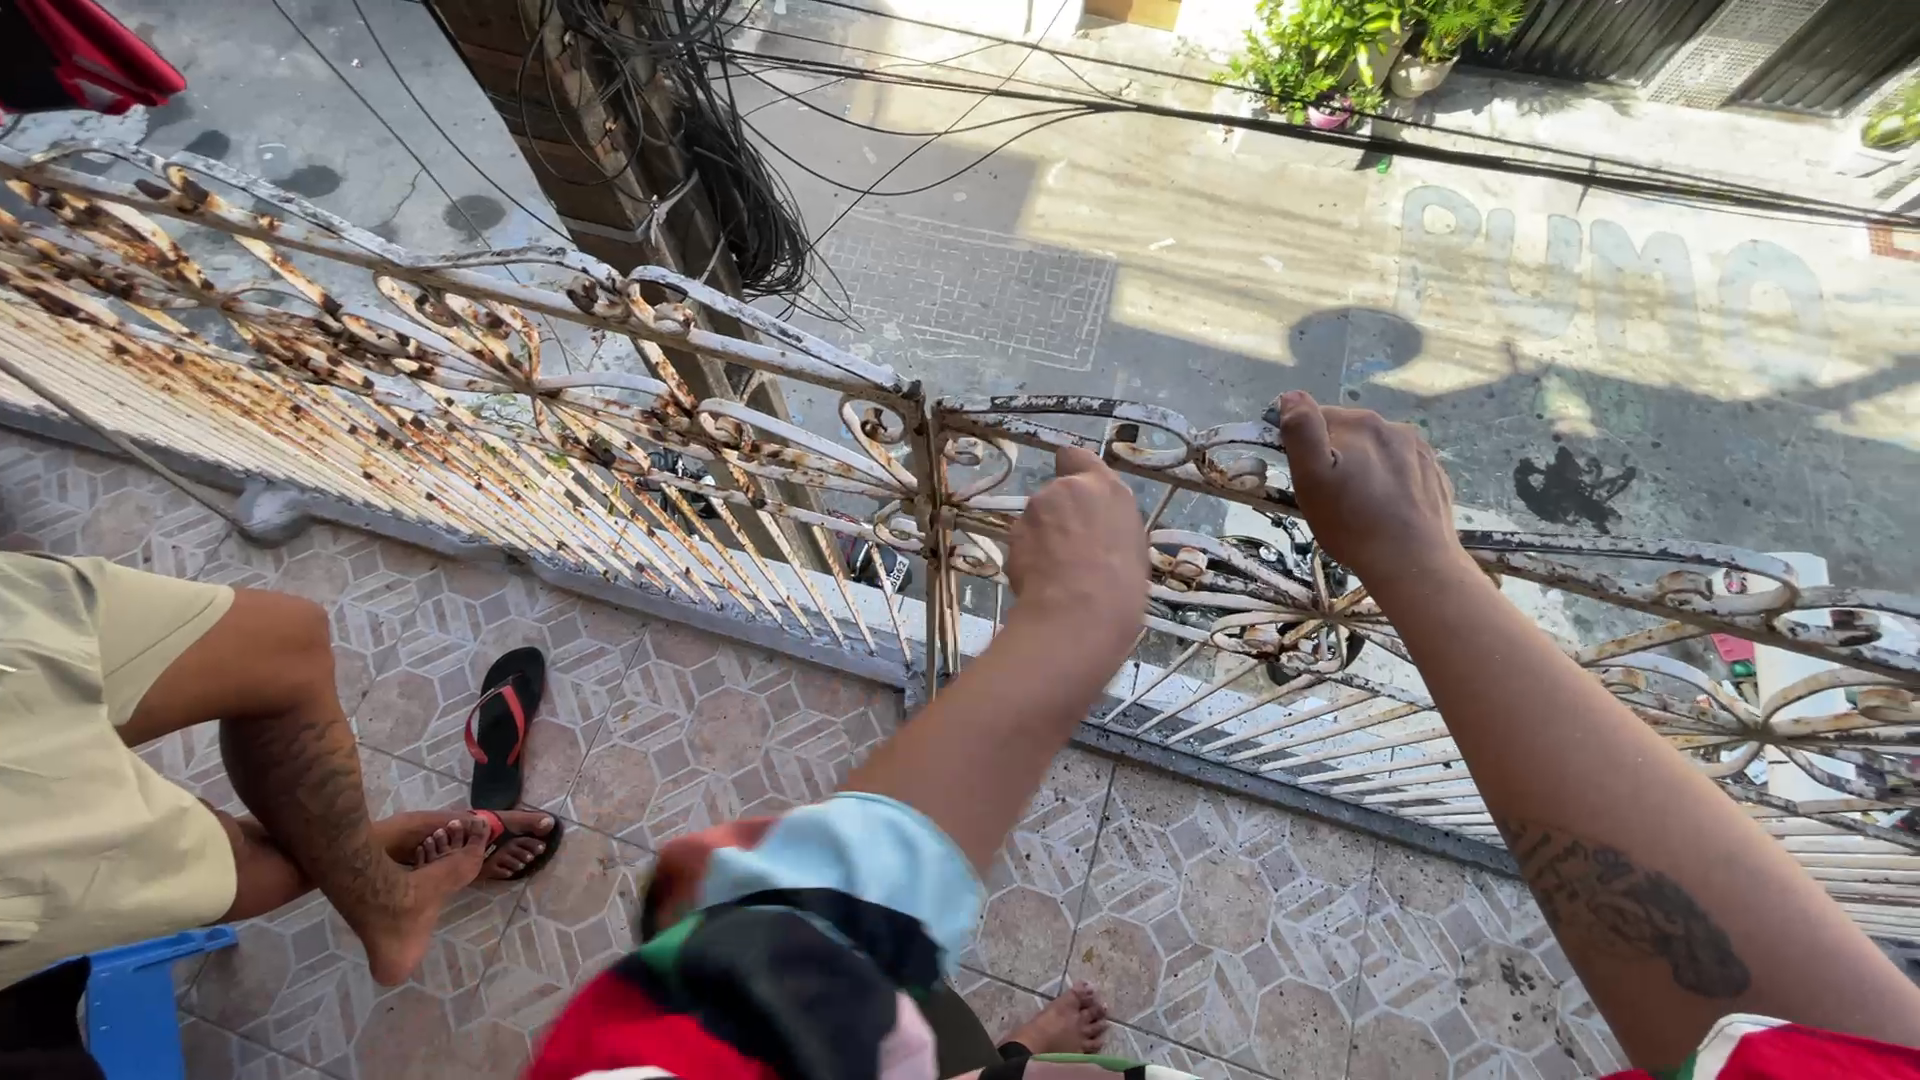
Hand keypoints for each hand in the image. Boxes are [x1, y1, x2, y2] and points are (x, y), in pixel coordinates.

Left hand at [1005, 445, 1147, 632]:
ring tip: (1056, 571)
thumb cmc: (1121, 583)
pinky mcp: (1012, 536)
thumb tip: (1097, 530)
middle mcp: (1065, 489)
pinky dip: (1029, 557)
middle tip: (1070, 548)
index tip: (1075, 492)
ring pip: (1036, 520)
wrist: (1080, 611)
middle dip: (1058, 515)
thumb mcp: (1132, 544)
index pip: (1076, 457)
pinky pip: (1022, 543)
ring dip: (1042, 537)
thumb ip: (1109, 522)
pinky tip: (1041, 581)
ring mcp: (1034, 511)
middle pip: (1056, 495)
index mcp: (1104, 488)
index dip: (1072, 471)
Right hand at [1274, 390, 1468, 587]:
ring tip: (1357, 504)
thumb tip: (1291, 396)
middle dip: (1333, 455)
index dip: (1303, 446)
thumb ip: (1301, 431)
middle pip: (1346, 433)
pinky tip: (1383, 507)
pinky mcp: (1434, 473)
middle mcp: (1393, 426)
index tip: (1305, 477)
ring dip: (1361, 467)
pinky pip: (1399, 467)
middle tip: (1328, 495)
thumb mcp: (1311, 478)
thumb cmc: (1351, 523)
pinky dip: (1386, 480)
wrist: (1412, 561)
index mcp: (1358, 423)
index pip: (1315, 418)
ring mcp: (1418, 450)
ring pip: (1374, 450)